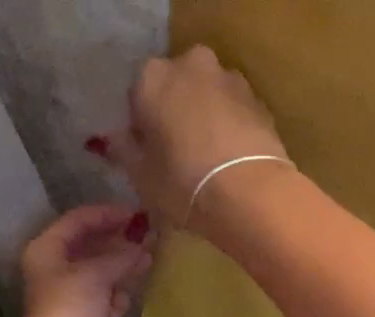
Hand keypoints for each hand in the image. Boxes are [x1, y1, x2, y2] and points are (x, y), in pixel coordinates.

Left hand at [0, 204, 152, 316]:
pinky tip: (130, 295)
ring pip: (101, 274)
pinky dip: (117, 296)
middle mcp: (56, 269)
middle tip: (149, 235)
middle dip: (119, 242)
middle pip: (91, 247)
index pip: (79, 221)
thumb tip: (144, 246)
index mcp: (48, 250)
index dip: (108, 214)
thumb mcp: (95, 274)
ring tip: (149, 259)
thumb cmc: (70, 308)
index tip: (137, 214)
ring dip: (123, 268)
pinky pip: (105, 299)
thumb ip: (121, 256)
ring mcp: (71, 296)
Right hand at [91, 45, 290, 232]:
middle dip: (174, 112)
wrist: (250, 194)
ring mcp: (230, 79)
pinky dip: (229, 127)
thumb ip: (123, 149)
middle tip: (176, 153)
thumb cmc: (183, 184)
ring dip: (204, 117)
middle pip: (175, 87)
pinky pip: (233, 111)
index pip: (137, 94)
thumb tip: (116, 138)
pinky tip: (229, 160)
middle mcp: (191, 64)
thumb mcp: (140, 175)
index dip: (141, 125)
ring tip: (207, 159)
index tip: (147, 151)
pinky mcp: (258, 100)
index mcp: (152, 77)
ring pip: (207, 95)